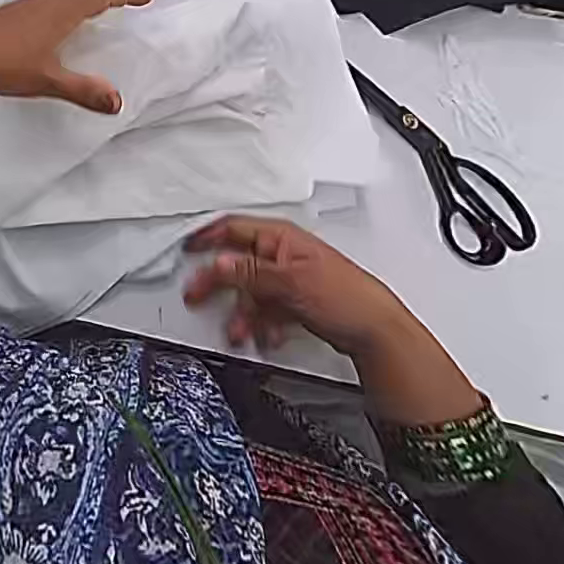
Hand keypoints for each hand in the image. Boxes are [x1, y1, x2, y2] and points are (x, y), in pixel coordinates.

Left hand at [0, 0, 153, 113]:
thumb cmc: (3, 64)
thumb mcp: (49, 80)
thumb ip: (84, 90)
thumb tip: (115, 101)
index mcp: (61, 12)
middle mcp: (46, 2)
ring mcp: (28, 5)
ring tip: (97, 2)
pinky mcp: (13, 12)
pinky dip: (65, 1)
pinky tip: (58, 16)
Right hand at [181, 216, 417, 356]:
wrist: (376, 331)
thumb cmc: (345, 296)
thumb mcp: (290, 281)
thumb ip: (250, 273)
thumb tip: (218, 264)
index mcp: (281, 237)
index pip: (234, 228)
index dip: (208, 236)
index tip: (187, 248)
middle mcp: (282, 254)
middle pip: (238, 263)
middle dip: (218, 282)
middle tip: (196, 294)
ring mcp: (287, 278)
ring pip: (250, 291)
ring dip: (241, 311)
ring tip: (238, 330)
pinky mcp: (293, 301)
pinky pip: (265, 309)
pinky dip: (260, 322)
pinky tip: (265, 335)